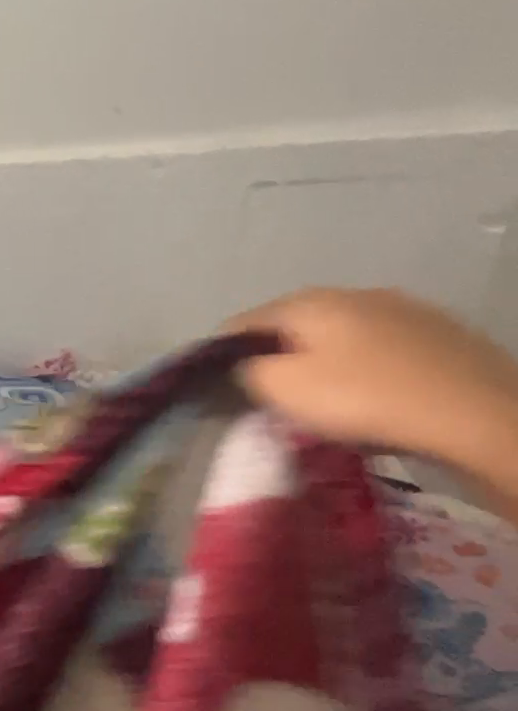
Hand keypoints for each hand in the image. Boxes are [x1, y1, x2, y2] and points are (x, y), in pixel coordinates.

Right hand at [228, 287, 517, 520]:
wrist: (486, 417)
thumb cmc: (366, 399)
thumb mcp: (279, 388)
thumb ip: (244, 369)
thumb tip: (245, 364)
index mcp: (307, 301)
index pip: (239, 325)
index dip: (225, 357)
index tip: (230, 391)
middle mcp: (353, 293)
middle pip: (292, 328)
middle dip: (280, 358)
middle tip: (281, 400)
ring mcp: (406, 309)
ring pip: (341, 337)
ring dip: (328, 363)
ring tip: (334, 401)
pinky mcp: (445, 334)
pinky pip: (384, 349)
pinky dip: (371, 369)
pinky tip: (381, 397)